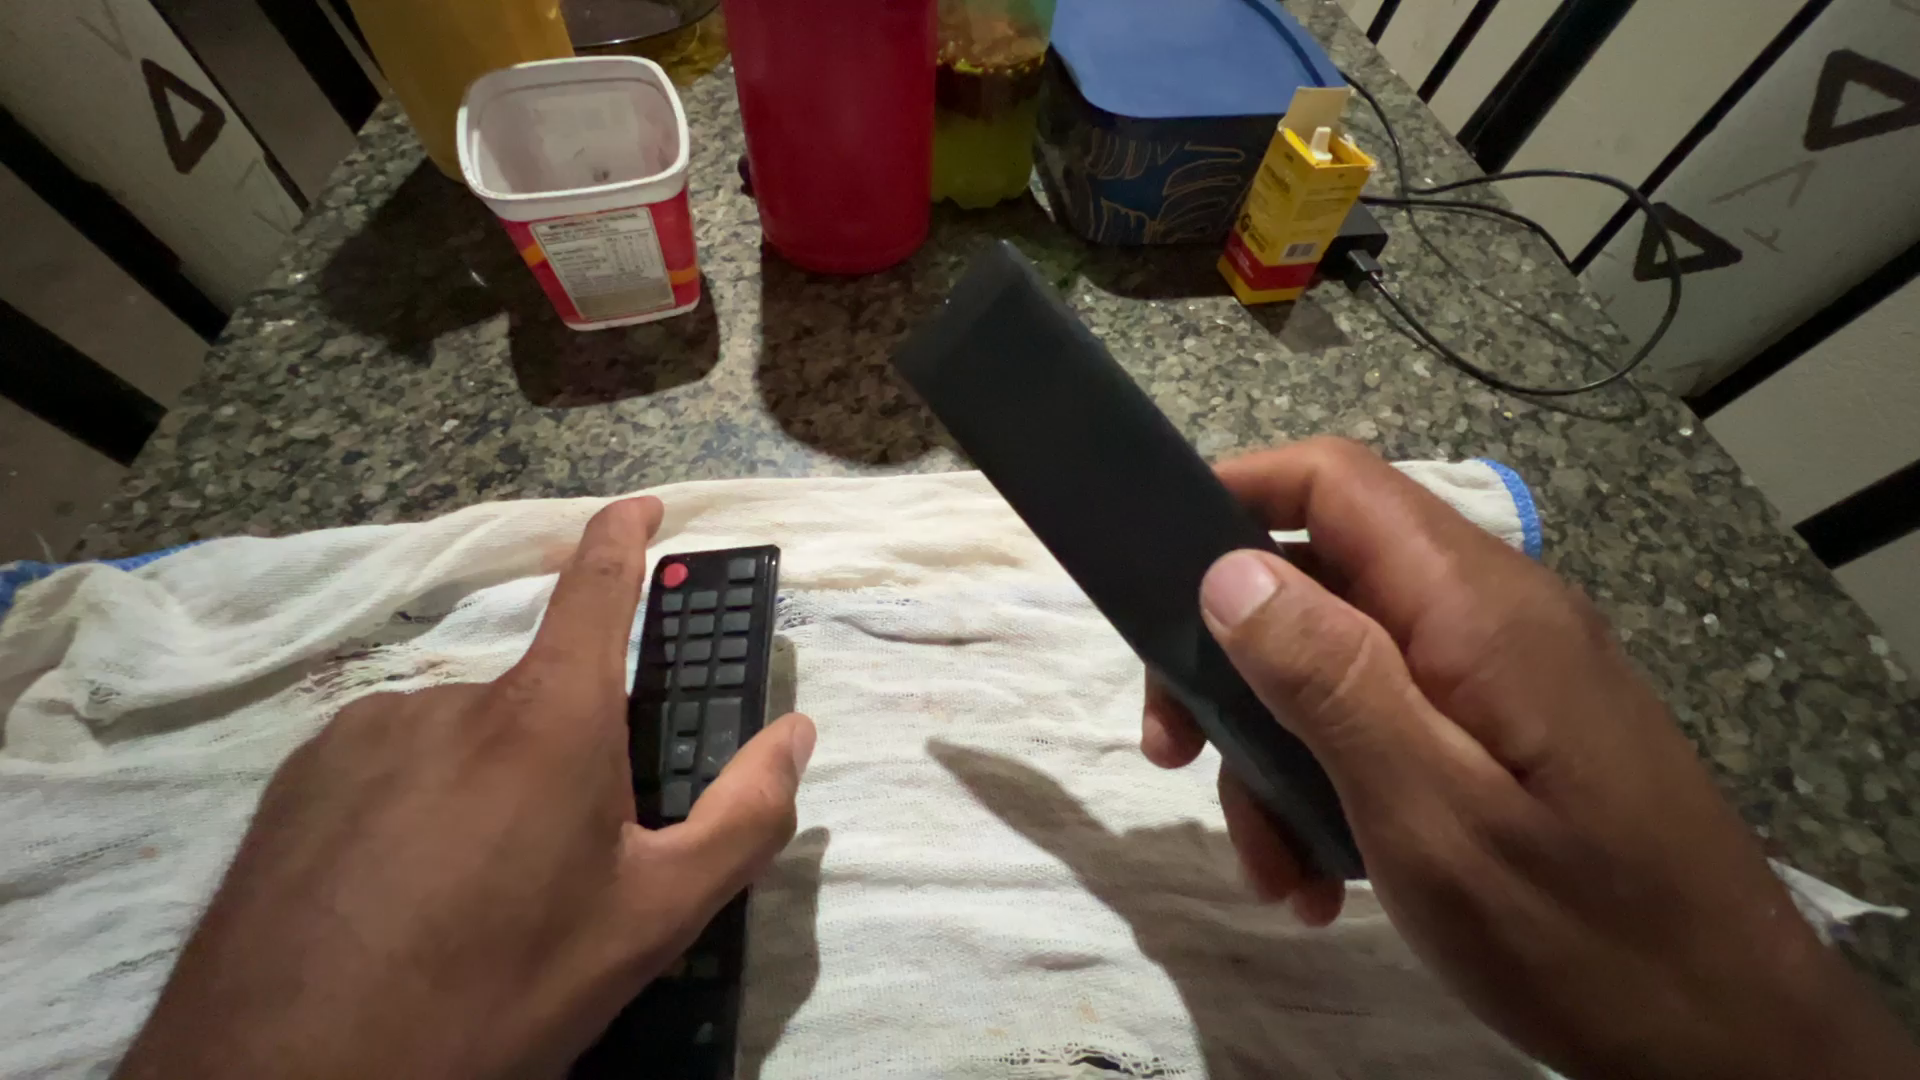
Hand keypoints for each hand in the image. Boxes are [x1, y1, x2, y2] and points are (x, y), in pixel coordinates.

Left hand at [116, 498, 816, 1079]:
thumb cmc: (501, 987)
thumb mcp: (655, 914)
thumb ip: (745, 814)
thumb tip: (797, 732)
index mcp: (550, 716)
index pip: (597, 586)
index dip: (625, 534)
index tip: (646, 505)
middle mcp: (455, 698)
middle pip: (547, 696)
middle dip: (577, 750)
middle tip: (567, 854)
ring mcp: (365, 733)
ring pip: (473, 734)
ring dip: (500, 779)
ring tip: (477, 888)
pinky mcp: (298, 780)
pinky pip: (397, 760)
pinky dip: (426, 798)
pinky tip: (404, 890)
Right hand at [1142, 438, 1917, 1079]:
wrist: (1730, 1052)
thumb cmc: (1582, 933)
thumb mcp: (1430, 811)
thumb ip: (1330, 679)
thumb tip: (1228, 571)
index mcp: (1470, 603)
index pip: (1334, 481)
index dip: (1237, 490)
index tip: (1156, 559)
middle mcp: (1473, 613)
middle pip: (1307, 580)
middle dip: (1227, 661)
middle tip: (1175, 746)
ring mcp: (1477, 670)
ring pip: (1322, 665)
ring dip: (1269, 753)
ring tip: (1272, 863)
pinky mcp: (1477, 725)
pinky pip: (1364, 720)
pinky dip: (1319, 784)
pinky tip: (1316, 873)